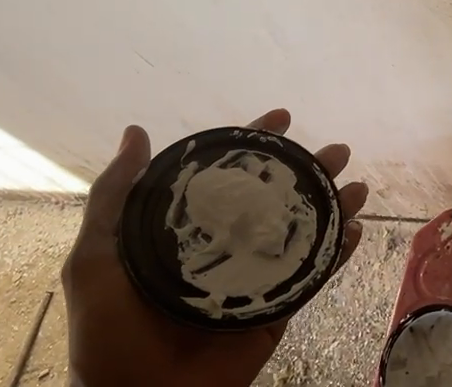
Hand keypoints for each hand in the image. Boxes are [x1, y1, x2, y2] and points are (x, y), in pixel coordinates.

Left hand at [61, 109, 370, 386]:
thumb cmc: (109, 335)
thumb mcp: (94, 262)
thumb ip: (113, 198)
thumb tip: (136, 132)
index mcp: (190, 229)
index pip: (229, 174)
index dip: (256, 142)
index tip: (283, 117)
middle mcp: (227, 245)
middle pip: (276, 196)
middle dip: (310, 169)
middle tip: (337, 150)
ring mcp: (255, 277)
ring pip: (303, 230)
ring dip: (334, 204)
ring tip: (357, 185)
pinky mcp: (274, 311)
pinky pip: (313, 276)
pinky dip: (338, 252)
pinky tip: (356, 229)